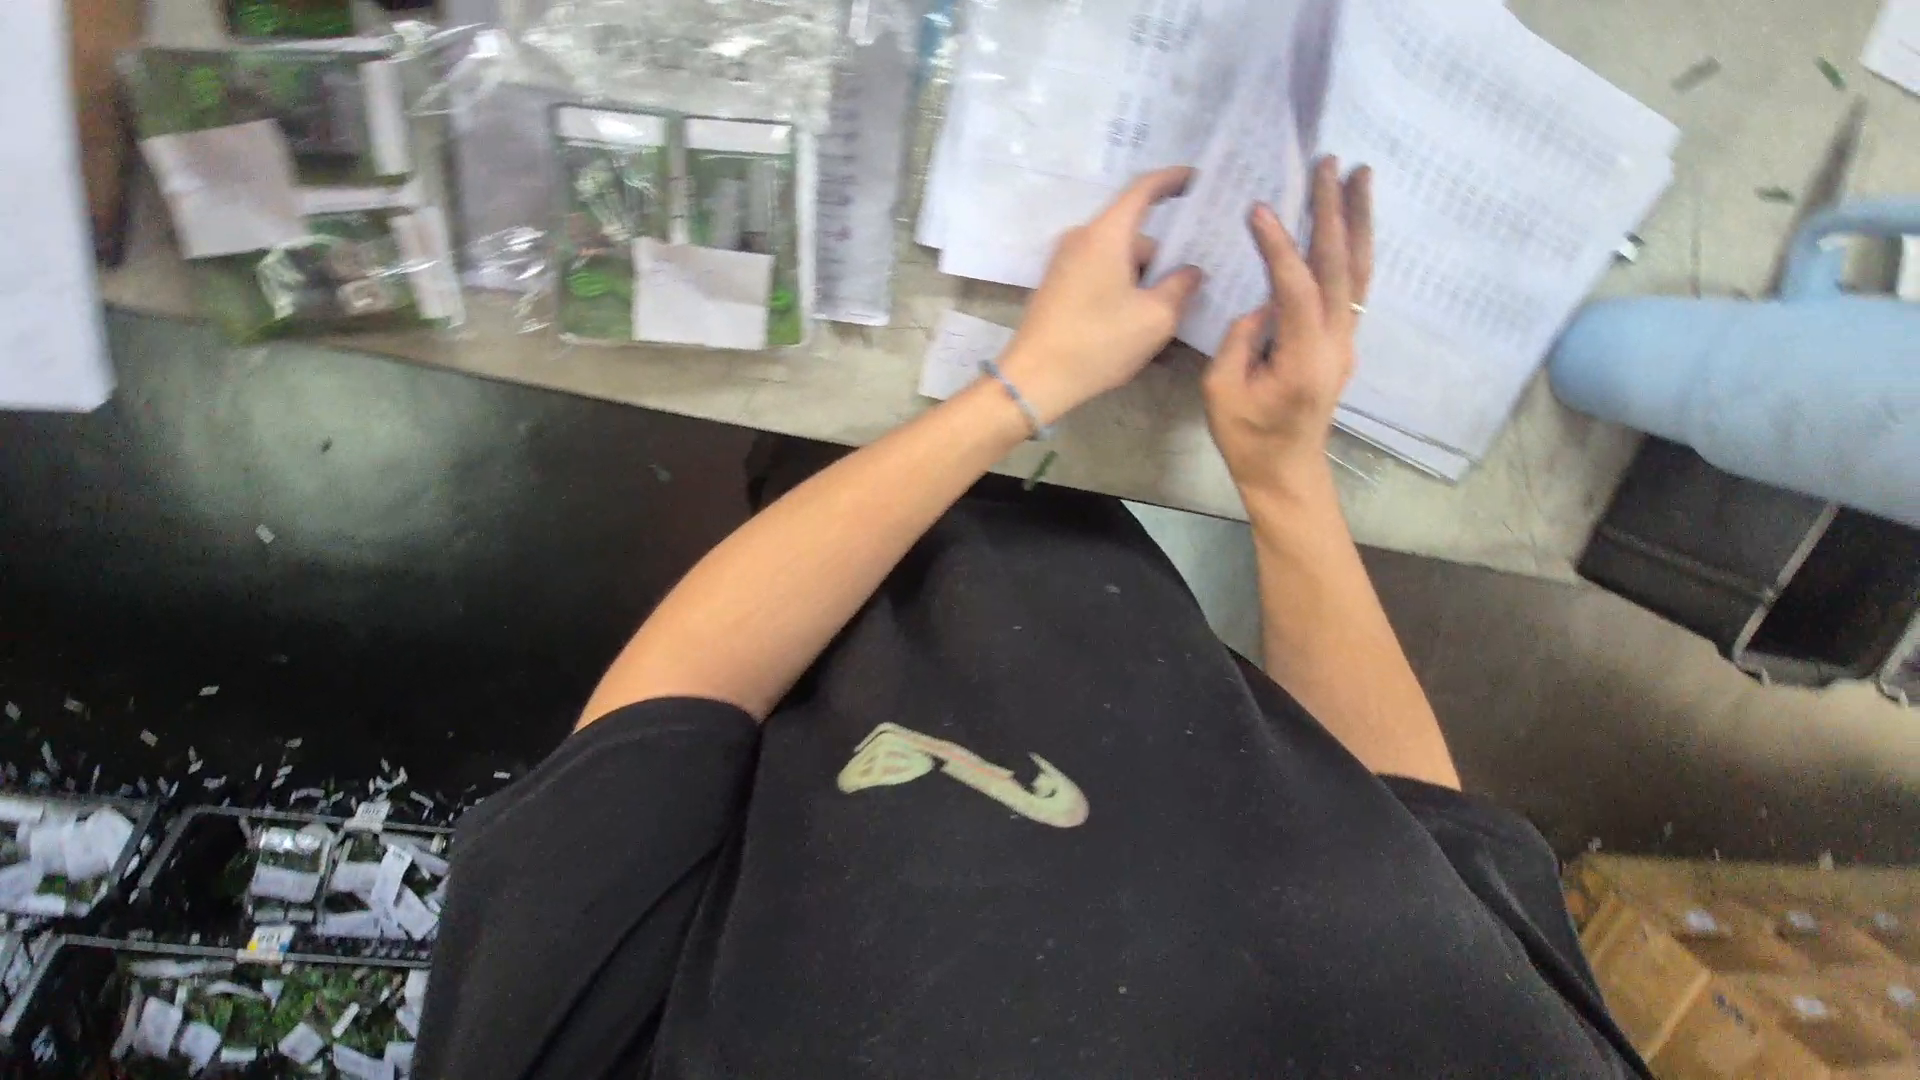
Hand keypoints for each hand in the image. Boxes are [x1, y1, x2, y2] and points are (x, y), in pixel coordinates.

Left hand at [997, 167, 1204, 424]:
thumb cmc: (1098, 343)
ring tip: (1167, 317)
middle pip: (1134, 236)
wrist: (1033, 380)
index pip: (1144, 189)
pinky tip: (1136, 326)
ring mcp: (1064, 265)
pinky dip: (1122, 293)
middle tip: (1193, 283)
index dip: (1173, 180)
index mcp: (1106, 233)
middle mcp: (1081, 239)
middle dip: (1164, 258)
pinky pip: (1099, 279)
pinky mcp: (1056, 289)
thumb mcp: (1155, 318)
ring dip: (1143, 283)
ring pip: (1117, 261)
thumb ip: (1181, 287)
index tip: (1197, 180)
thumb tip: (1191, 271)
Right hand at [1203, 157, 1373, 498]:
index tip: (1260, 210)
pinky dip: (1354, 249)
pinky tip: (1349, 226)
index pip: (1298, 288)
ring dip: (1359, 221)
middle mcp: (1336, 343)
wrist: (1285, 471)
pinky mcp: (1342, 343)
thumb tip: (1261, 306)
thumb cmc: (1248, 437)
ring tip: (1359, 176)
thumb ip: (1240, 341)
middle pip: (1343, 267)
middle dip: (1335, 212)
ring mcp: (1345, 342)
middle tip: (1331, 163)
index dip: (1280, 247)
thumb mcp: (1222, 392)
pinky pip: (1355, 288)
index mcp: (1305, 357)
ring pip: (1360, 272)